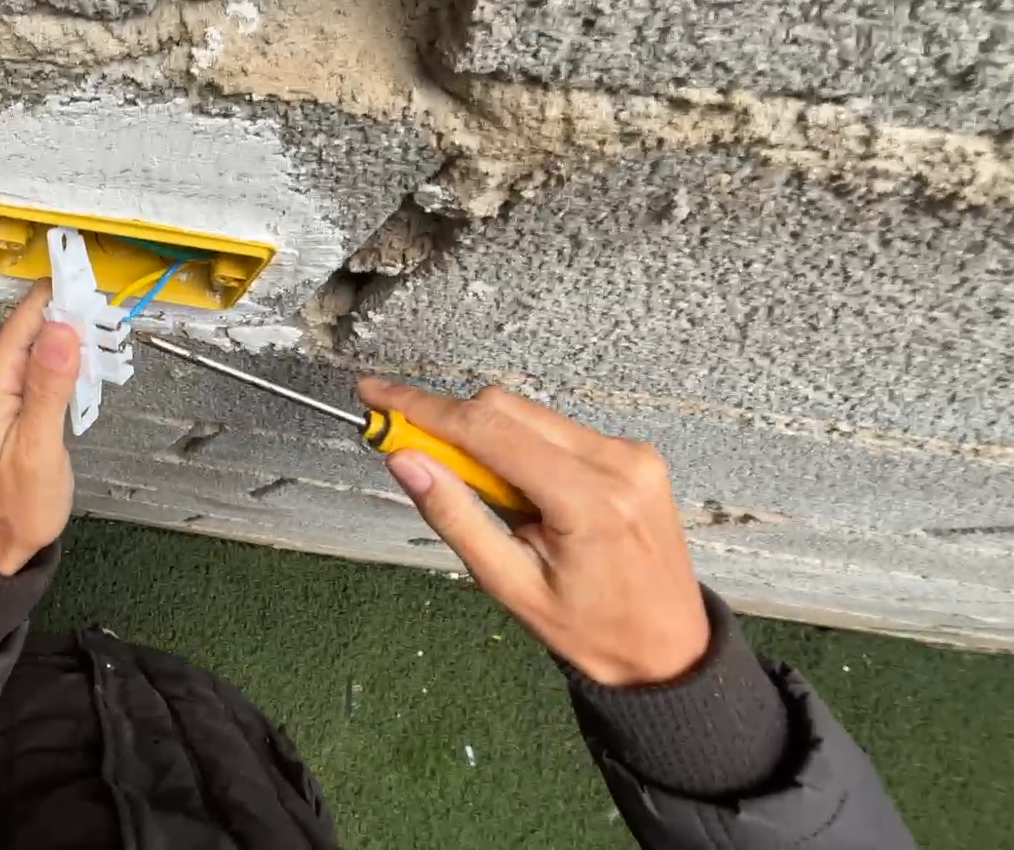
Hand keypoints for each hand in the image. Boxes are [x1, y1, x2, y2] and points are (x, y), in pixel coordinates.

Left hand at [0, 281, 81, 574]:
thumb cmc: (14, 503)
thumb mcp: (37, 447)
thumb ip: (49, 386)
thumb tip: (61, 330)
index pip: (31, 311)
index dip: (68, 299)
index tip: (100, 298)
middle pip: (42, 320)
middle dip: (79, 325)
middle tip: (108, 348)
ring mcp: (4, 381)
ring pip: (49, 341)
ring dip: (80, 348)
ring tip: (101, 371)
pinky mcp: (17, 393)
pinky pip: (48, 363)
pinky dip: (73, 368)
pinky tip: (87, 388)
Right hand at [359, 381, 709, 685]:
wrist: (671, 651)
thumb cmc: (589, 628)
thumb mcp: (506, 583)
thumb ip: (453, 515)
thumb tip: (403, 460)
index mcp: (590, 500)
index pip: (485, 429)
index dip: (419, 407)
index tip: (374, 394)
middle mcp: (617, 462)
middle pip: (502, 408)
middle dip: (445, 420)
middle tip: (408, 449)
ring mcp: (629, 453)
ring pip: (522, 412)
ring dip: (478, 433)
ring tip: (473, 486)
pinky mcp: (629, 452)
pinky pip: (546, 426)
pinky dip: (509, 441)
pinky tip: (509, 483)